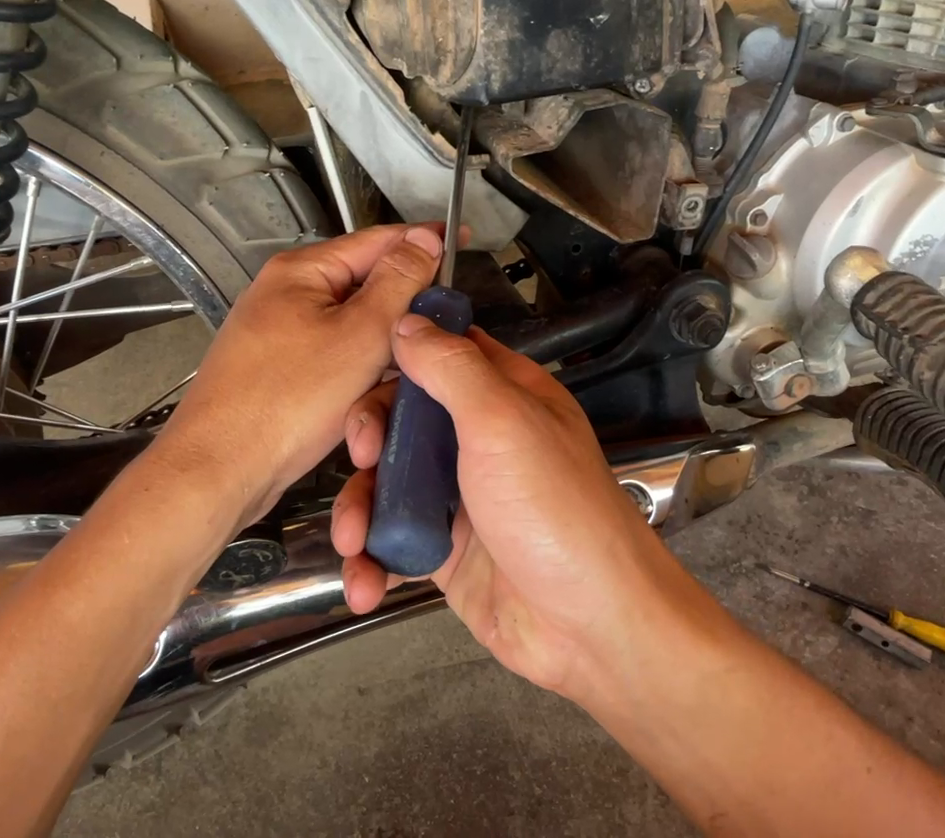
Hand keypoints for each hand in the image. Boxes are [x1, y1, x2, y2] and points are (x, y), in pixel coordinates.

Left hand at [148, 225, 443, 528]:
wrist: (220, 470)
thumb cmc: (285, 403)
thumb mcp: (361, 335)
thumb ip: (399, 282)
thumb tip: (424, 239)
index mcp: (302, 271)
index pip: (377, 239)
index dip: (423, 241)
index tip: (461, 238)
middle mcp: (286, 294)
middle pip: (365, 284)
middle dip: (403, 305)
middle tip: (442, 322)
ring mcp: (280, 333)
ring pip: (353, 326)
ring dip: (381, 346)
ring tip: (405, 368)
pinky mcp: (280, 370)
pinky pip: (335, 357)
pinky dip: (359, 370)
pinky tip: (372, 392)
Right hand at [331, 318, 686, 698]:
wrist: (590, 623)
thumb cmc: (555, 508)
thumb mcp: (503, 421)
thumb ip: (452, 368)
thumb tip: (408, 320)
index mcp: (504, 396)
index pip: (443, 353)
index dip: (401, 354)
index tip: (362, 369)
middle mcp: (480, 440)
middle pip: (403, 418)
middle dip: (369, 436)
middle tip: (362, 457)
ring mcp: (460, 497)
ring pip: (388, 482)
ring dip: (359, 510)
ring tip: (354, 542)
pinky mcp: (444, 551)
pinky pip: (391, 542)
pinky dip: (371, 562)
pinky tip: (365, 583)